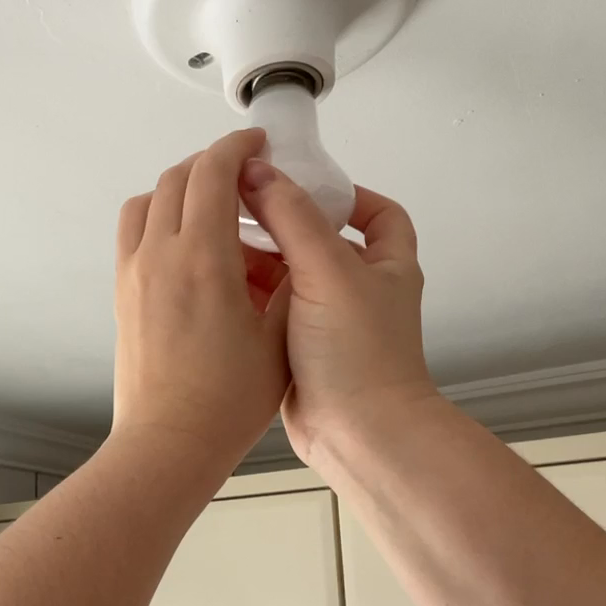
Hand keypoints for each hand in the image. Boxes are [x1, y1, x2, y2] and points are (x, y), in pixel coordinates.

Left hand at [111, 129, 291, 468]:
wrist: (169, 443)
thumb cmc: (222, 404)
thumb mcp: (279, 341)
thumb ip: (290, 286)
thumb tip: (292, 257)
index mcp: (203, 259)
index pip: (214, 171)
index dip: (237, 146)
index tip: (256, 144)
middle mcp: (160, 257)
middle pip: (178, 177)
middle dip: (212, 163)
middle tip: (243, 174)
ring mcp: (134, 275)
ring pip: (148, 200)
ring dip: (180, 189)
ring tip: (213, 208)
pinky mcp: (123, 296)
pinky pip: (134, 234)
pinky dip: (157, 219)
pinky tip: (188, 248)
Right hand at [237, 159, 439, 468]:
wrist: (356, 434)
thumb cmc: (359, 354)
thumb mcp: (329, 271)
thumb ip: (293, 218)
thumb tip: (257, 171)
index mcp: (387, 265)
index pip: (377, 213)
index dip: (347, 193)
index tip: (304, 182)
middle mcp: (360, 291)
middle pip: (321, 241)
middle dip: (283, 224)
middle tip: (241, 205)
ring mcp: (329, 323)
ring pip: (291, 278)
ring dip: (259, 260)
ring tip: (218, 239)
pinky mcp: (299, 351)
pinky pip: (272, 312)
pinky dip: (249, 297)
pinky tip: (218, 284)